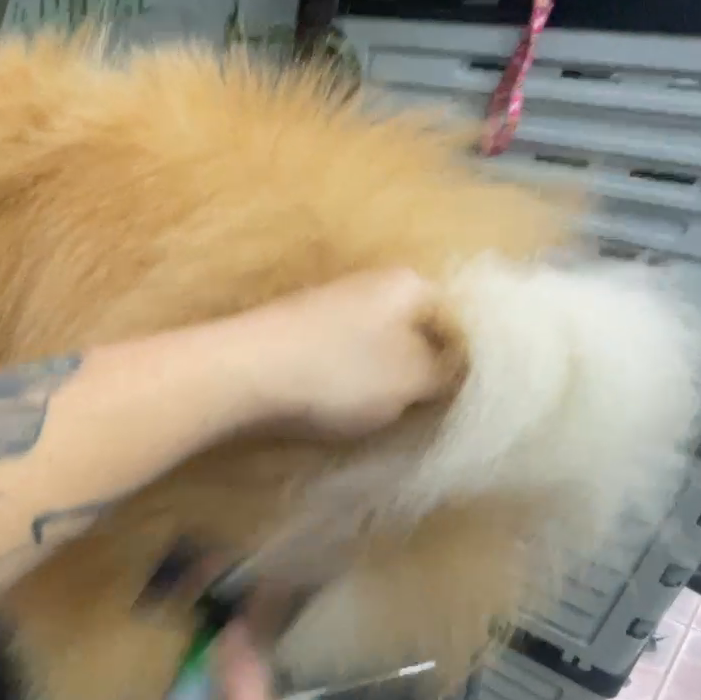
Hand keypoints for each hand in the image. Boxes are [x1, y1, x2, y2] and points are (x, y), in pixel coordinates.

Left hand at [225, 268, 457, 438]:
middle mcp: (364, 284)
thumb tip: (452, 368)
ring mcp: (319, 308)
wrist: (237, 373)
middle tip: (414, 412)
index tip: (455, 400)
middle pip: (407, 332)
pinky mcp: (285, 335)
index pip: (456, 317)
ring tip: (368, 416)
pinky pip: (326, 362)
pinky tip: (324, 409)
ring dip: (370, 382)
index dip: (463, 361)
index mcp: (407, 283)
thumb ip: (444, 374)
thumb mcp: (411, 380)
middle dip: (412, 371)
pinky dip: (331, 384)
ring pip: (365, 348)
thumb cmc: (337, 373)